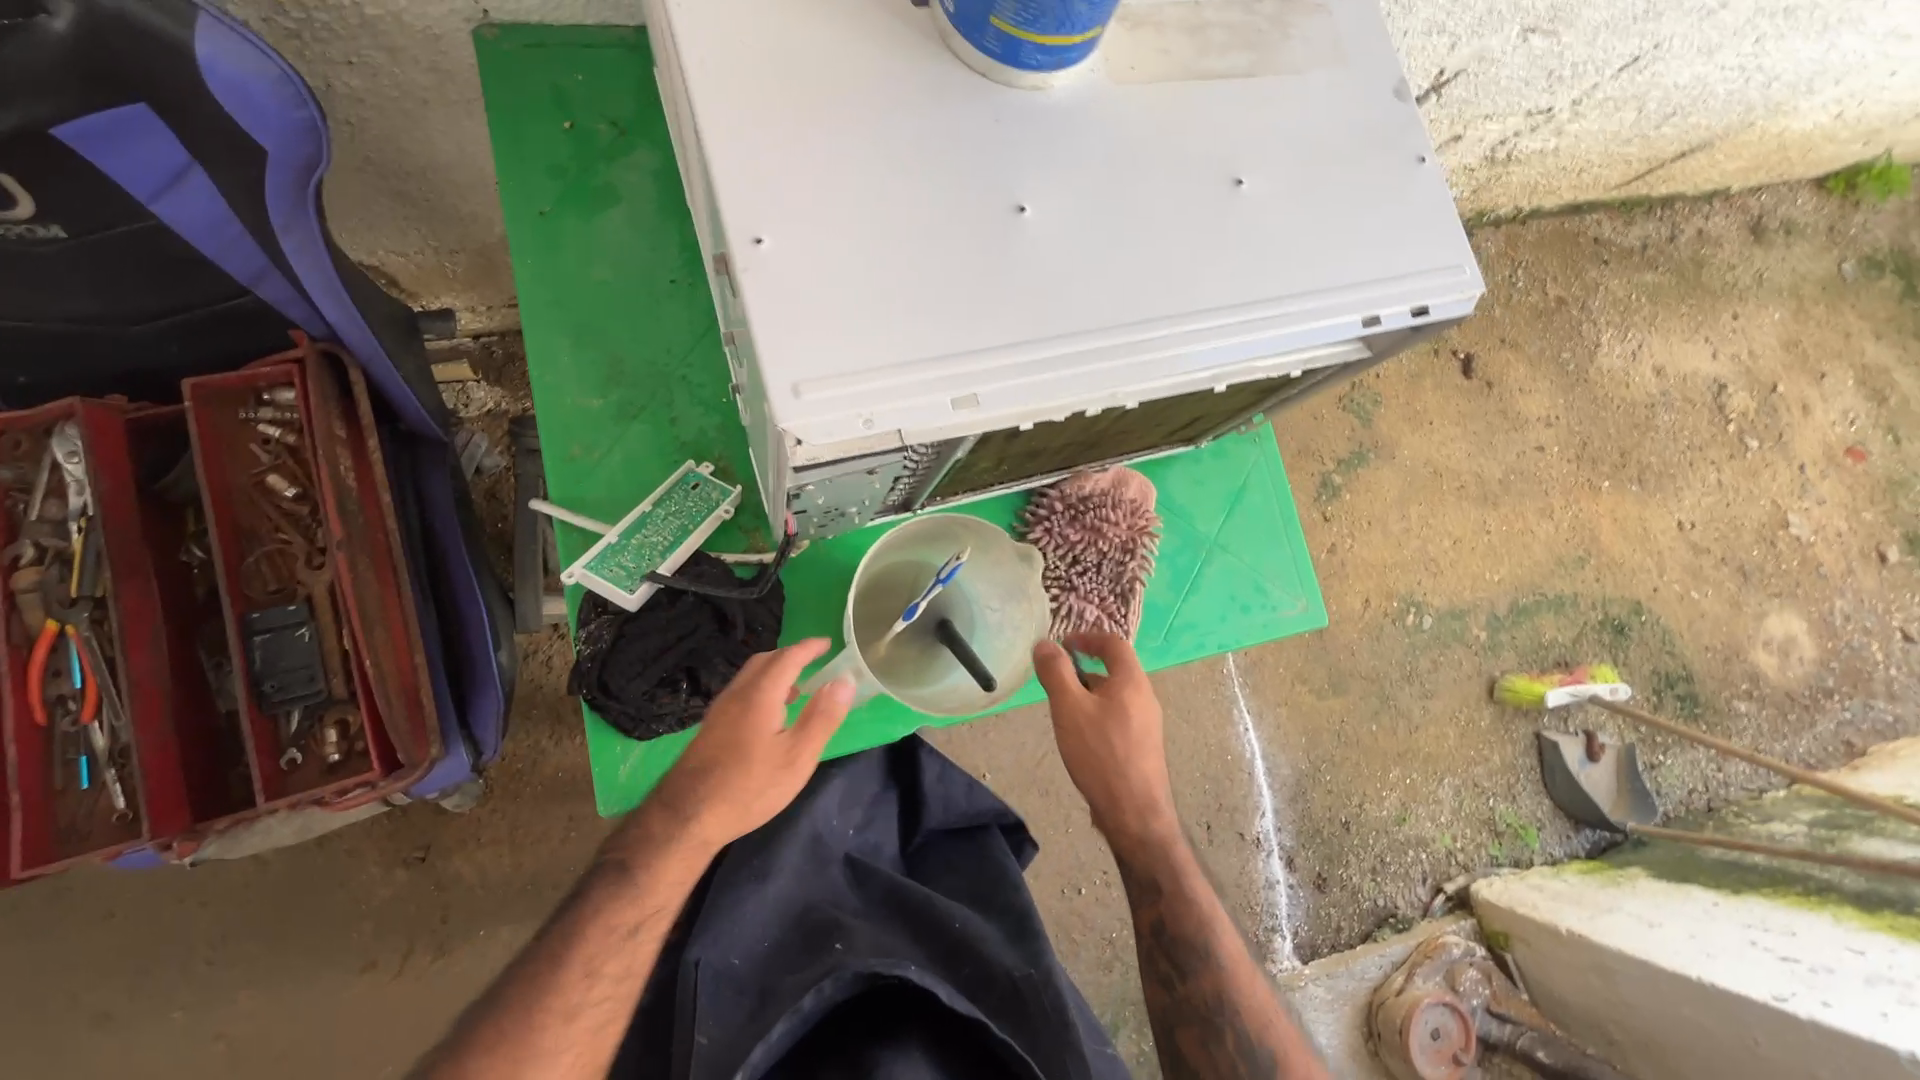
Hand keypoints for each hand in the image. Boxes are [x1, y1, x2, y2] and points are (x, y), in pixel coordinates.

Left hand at [641, 638, 853, 852]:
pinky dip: (762, 689)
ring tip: (798, 689)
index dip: (809, 648)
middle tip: (814, 663)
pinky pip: (741, 694)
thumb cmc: (750, 787)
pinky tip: (770, 717)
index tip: (828, 644)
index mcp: (760, 695)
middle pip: (765, 661)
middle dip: (791, 656)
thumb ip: (822, 717)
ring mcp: (720, 711)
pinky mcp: (711, 729)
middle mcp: (737, 695)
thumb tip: (844, 681)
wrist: (687, 816)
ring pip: (750, 678)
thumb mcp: (797, 757)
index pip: (788, 658)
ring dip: (775, 673)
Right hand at [1032, 633, 1179, 848]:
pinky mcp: (1143, 747)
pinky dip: (1097, 714)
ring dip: (1089, 693)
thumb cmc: (1100, 753)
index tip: (1063, 644)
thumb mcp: (1069, 708)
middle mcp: (1145, 697)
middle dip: (1085, 668)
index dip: (1088, 637)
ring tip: (1063, 709)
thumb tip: (1045, 644)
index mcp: (1132, 681)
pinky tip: (1080, 737)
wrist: (1134, 812)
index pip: (1113, 643)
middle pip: (1116, 669)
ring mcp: (1147, 724)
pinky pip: (1118, 717)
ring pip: (1116, 696)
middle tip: (1057, 679)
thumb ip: (1056, 673)